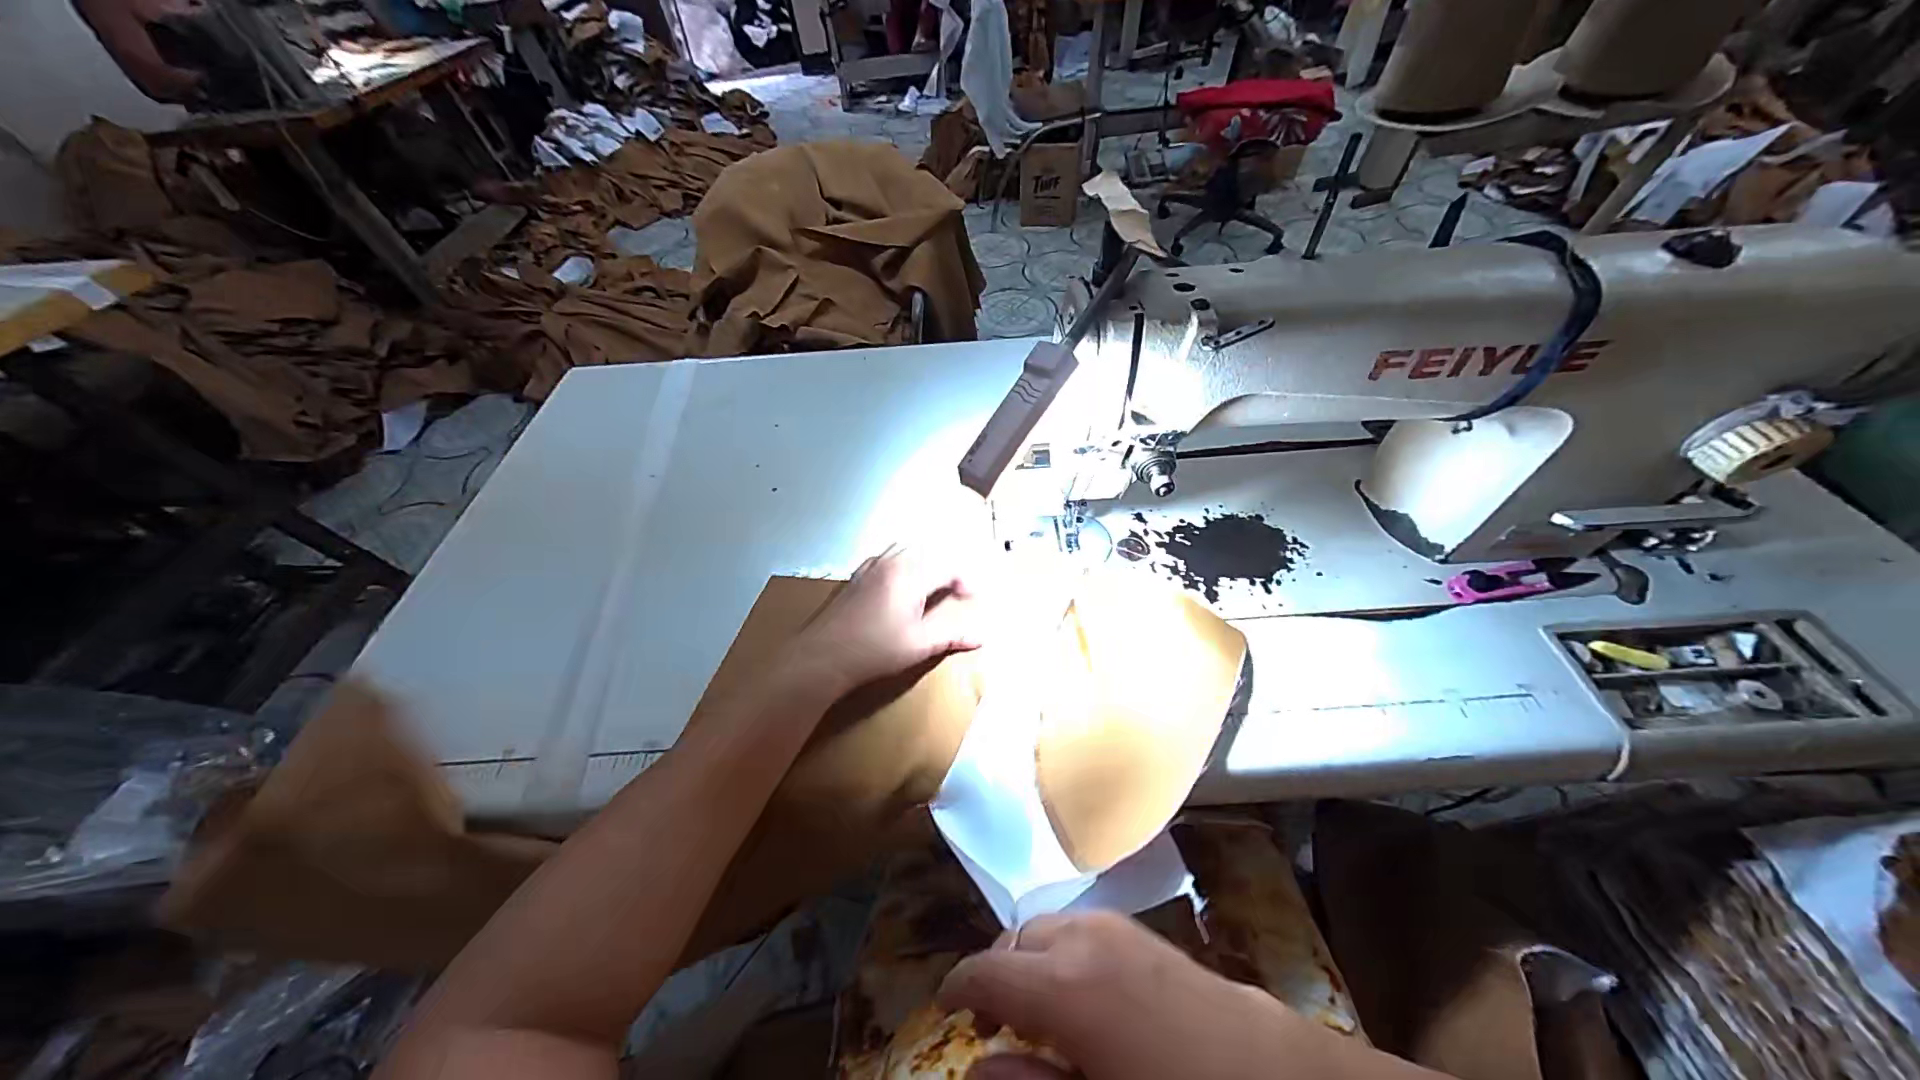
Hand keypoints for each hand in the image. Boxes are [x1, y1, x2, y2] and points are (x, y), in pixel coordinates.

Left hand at [786, 546, 982, 694]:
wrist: (822, 656)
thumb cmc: (874, 651)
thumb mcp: (919, 645)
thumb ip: (951, 635)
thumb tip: (979, 636)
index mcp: (910, 574)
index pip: (948, 566)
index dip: (964, 580)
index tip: (970, 597)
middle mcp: (890, 562)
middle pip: (926, 549)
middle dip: (945, 564)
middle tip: (954, 587)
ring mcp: (869, 567)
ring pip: (904, 549)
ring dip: (923, 561)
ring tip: (931, 584)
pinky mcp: (855, 576)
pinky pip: (886, 557)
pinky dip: (901, 564)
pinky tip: (899, 589)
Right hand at [939, 912, 1428, 1079]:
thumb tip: (979, 1070)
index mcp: (1063, 982)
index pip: (986, 970)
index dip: (957, 989)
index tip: (944, 1012)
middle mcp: (1083, 937)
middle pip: (1014, 940)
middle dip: (996, 974)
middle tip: (996, 1026)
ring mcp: (1118, 929)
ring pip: (1047, 928)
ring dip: (1030, 962)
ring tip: (1039, 1014)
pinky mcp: (1146, 934)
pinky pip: (1081, 929)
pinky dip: (1063, 953)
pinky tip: (1083, 999)